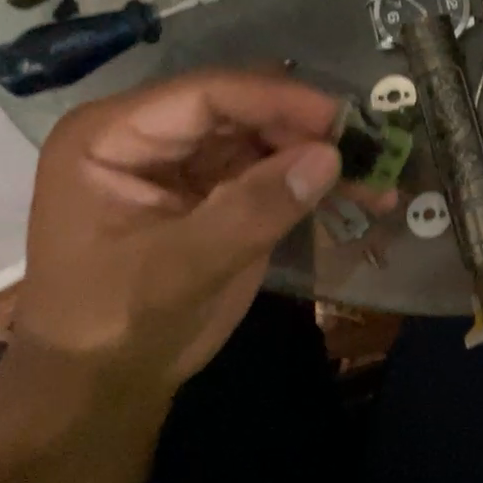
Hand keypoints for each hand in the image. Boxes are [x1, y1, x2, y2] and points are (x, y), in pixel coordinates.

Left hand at [12, 69, 367, 391]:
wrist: (103, 388)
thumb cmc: (113, 327)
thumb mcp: (177, 272)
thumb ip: (250, 212)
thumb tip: (330, 157)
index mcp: (113, 136)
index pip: (208, 95)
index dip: (278, 100)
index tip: (340, 119)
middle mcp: (154, 133)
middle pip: (248, 108)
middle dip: (310, 129)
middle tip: (371, 150)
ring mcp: (191, 158)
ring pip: (274, 133)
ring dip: (326, 154)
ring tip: (378, 178)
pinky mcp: (224, 184)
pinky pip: (282, 165)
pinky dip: (322, 178)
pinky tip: (367, 194)